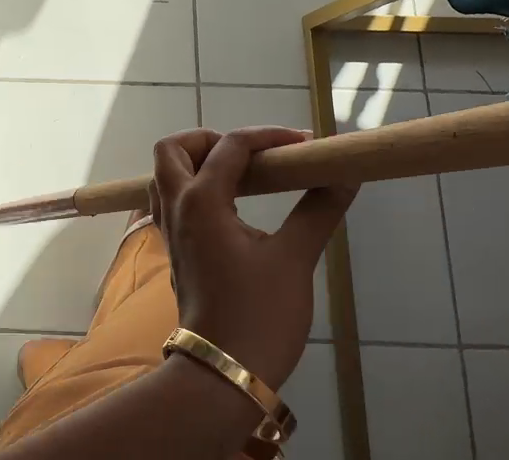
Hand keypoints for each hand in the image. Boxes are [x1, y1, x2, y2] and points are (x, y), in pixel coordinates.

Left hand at [150, 127, 357, 389]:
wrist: (223, 373)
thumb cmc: (259, 315)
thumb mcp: (294, 260)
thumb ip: (317, 210)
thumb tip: (343, 175)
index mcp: (201, 200)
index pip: (230, 146)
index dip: (268, 136)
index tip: (305, 144)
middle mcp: (176, 207)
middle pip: (173, 148)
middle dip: (209, 140)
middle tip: (251, 156)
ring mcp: (169, 230)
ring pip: (165, 175)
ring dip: (196, 163)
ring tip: (242, 176)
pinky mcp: (173, 250)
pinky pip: (170, 201)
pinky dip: (193, 189)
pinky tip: (229, 206)